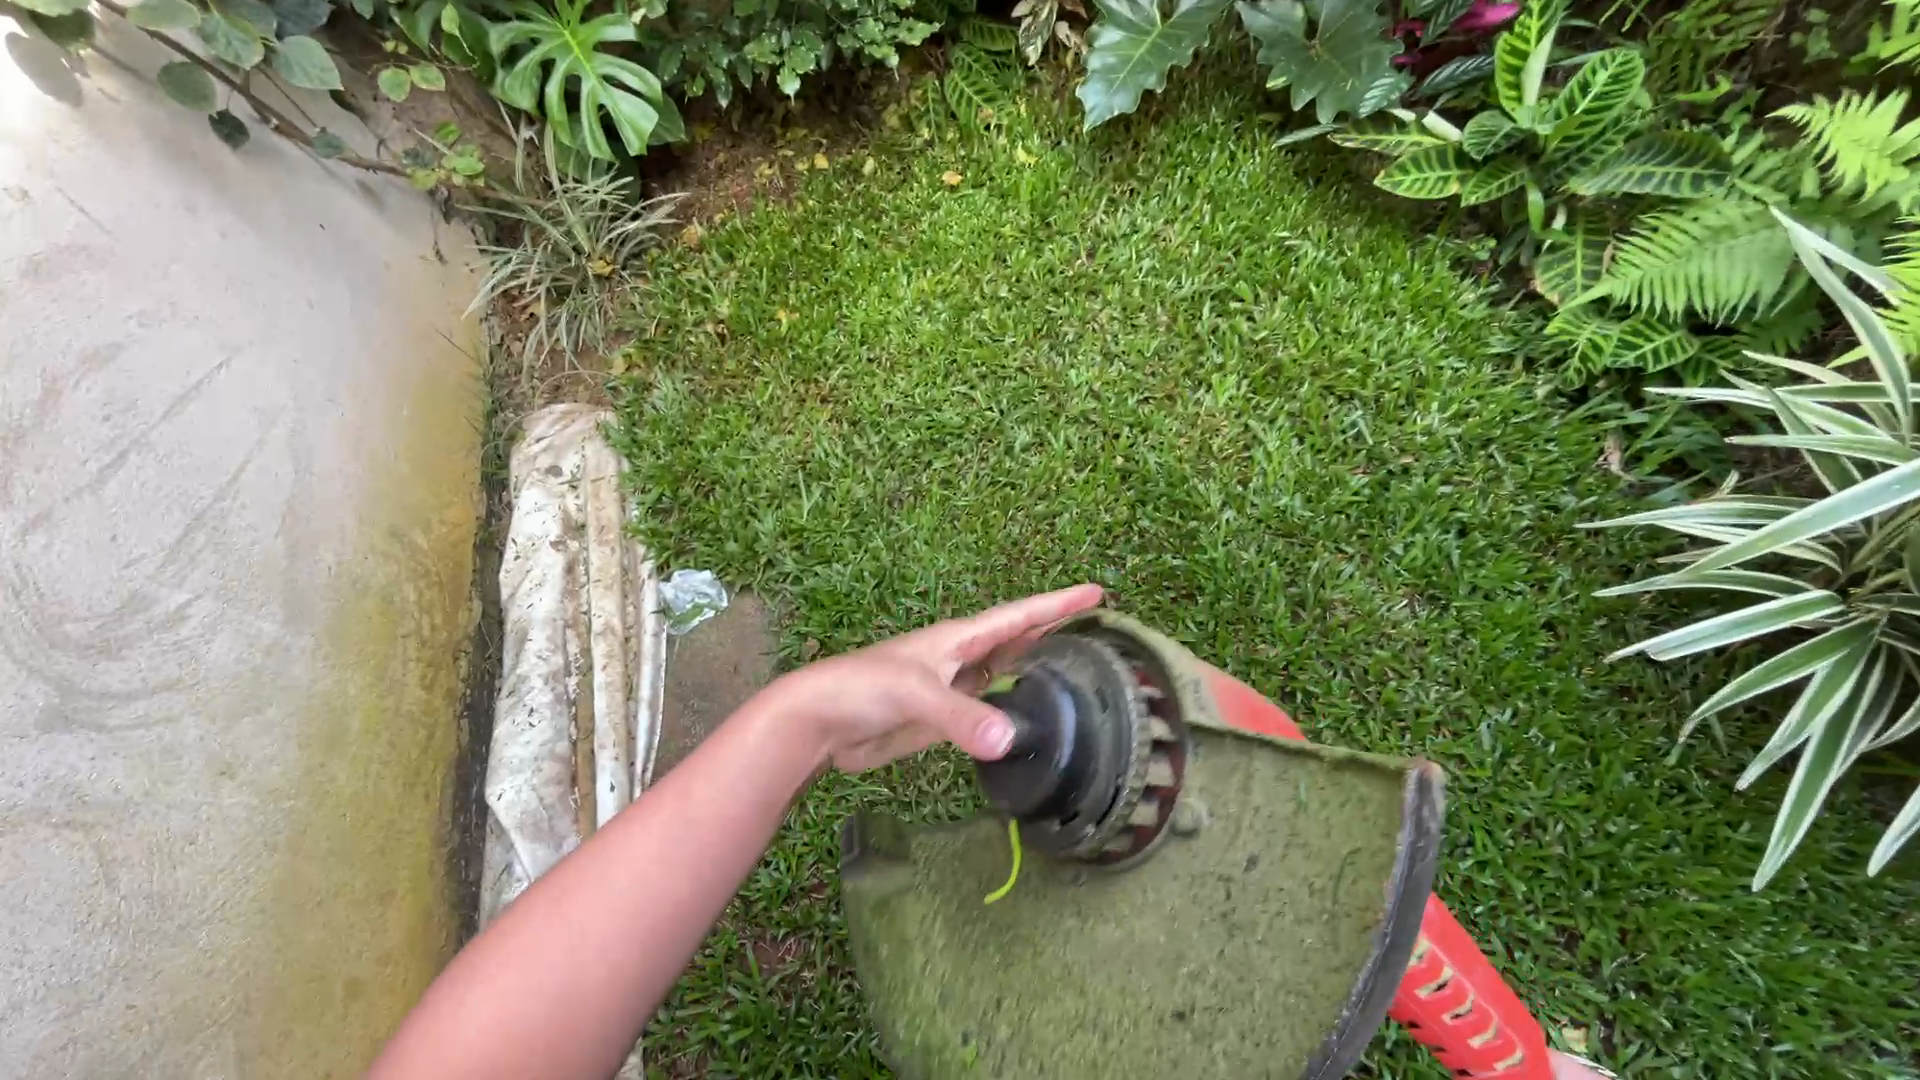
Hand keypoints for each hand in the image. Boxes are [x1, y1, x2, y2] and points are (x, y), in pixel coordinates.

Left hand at [760, 584, 1105, 772]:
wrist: (821, 722)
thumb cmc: (862, 688)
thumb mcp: (915, 694)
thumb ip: (960, 717)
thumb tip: (1009, 740)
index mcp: (958, 638)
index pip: (1018, 616)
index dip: (1057, 604)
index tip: (1096, 593)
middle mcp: (961, 658)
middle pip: (1017, 640)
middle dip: (1054, 630)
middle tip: (1098, 628)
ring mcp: (952, 689)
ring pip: (1005, 673)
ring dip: (1036, 667)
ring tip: (1076, 669)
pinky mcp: (942, 720)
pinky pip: (988, 708)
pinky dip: (1012, 707)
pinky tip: (1029, 716)